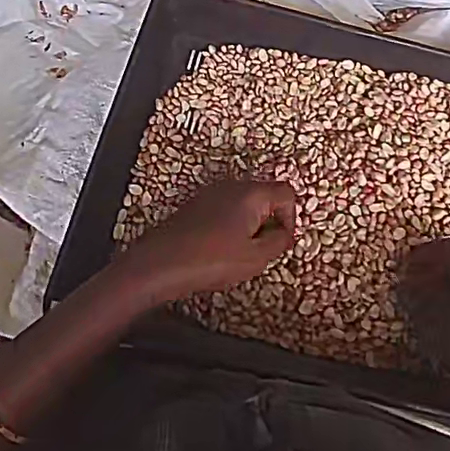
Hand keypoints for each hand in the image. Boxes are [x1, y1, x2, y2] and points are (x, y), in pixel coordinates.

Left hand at [115, 180, 296, 303]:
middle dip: (269, 223)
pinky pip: (224, 211)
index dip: (290, 219)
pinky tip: (218, 251)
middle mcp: (231, 186)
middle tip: (261, 251)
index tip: (280, 242)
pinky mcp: (195, 206)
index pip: (287, 194)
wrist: (158, 264)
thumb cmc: (210, 260)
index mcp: (251, 193)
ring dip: (249, 227)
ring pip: (244, 205)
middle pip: (265, 197)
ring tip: (238, 254)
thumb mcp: (256, 258)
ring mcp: (210, 194)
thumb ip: (279, 242)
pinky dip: (230, 228)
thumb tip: (283, 234)